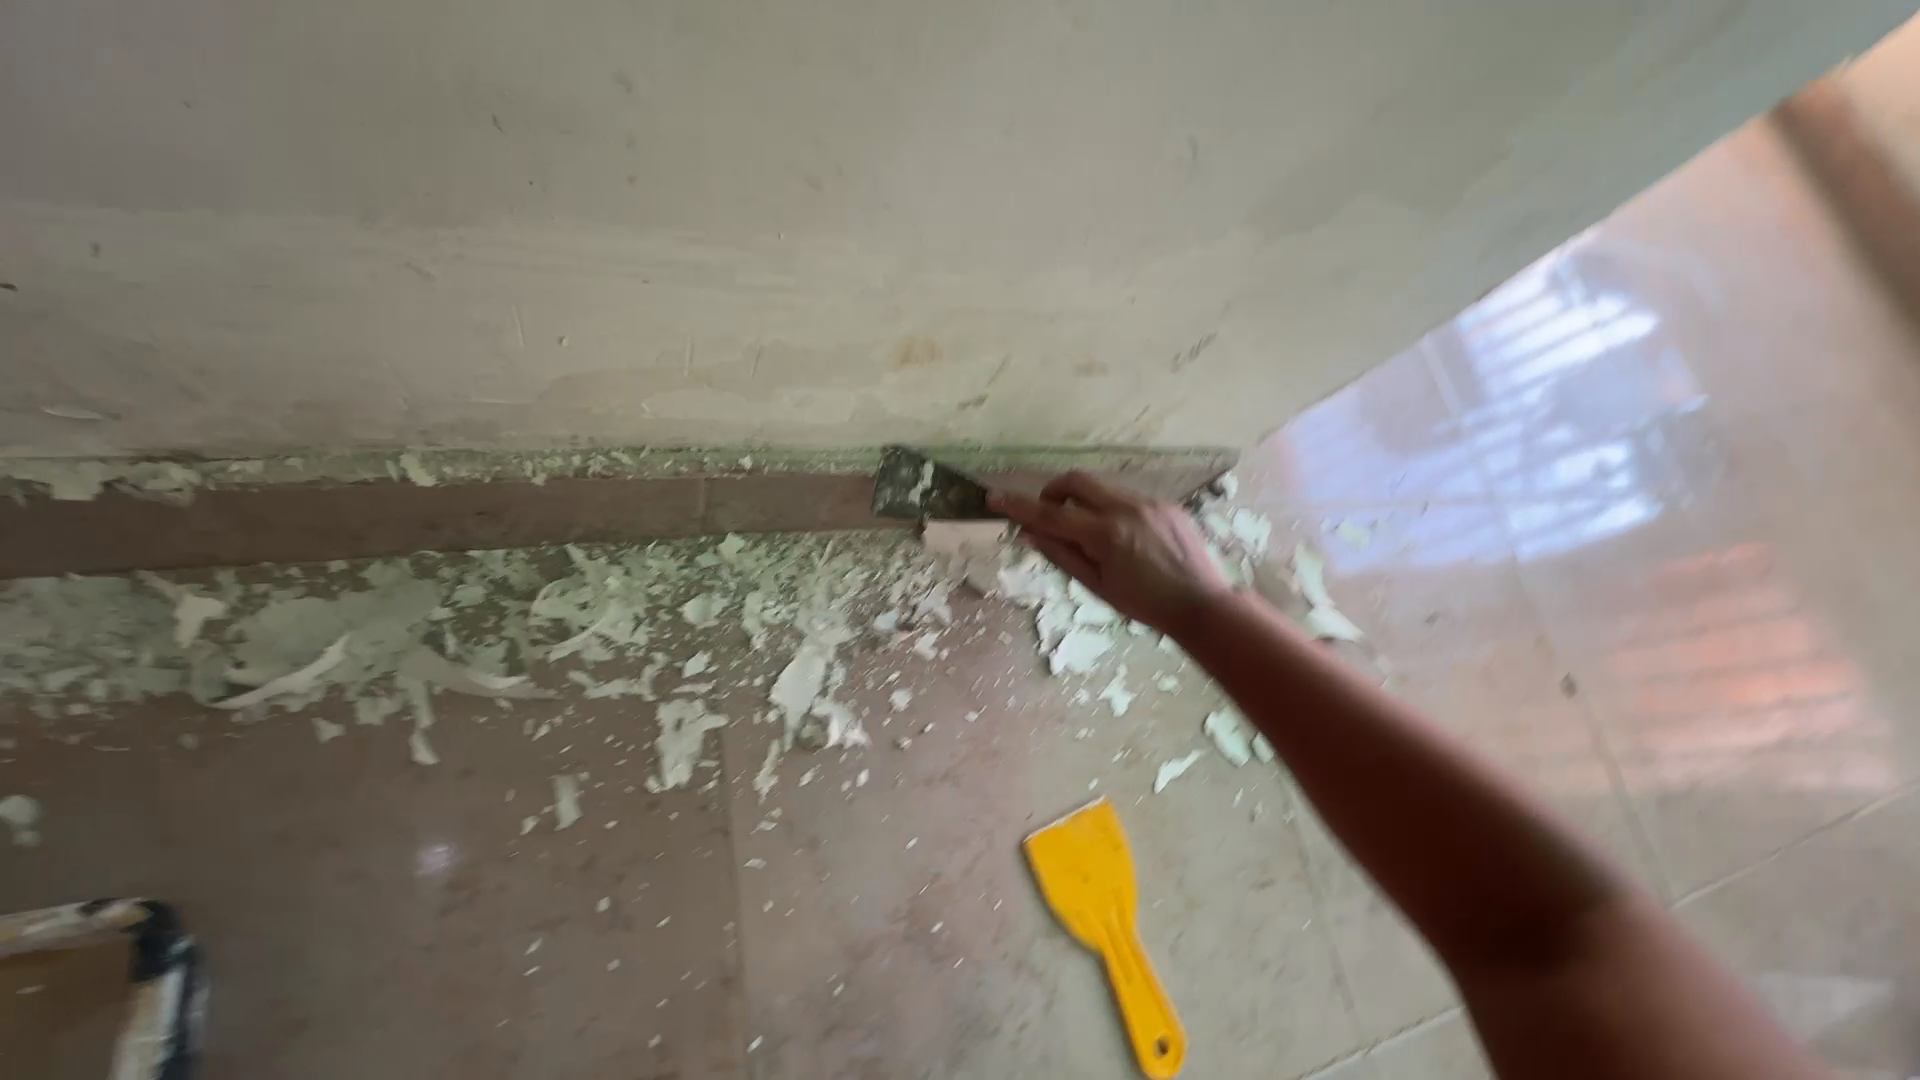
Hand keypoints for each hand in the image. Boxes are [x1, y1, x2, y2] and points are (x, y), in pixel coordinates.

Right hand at [989, 471, 1233, 633]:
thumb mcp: (1097, 587)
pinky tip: (1122, 537)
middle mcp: (1127, 508)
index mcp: (1106, 534)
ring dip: (1084, 501)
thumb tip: (1029, 533)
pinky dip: (1110, 508)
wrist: (1202, 604)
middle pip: (1075, 480)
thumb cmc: (1145, 605)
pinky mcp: (1165, 502)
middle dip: (1053, 491)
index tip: (994, 497)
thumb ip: (1061, 555)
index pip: (1051, 514)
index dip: (1019, 506)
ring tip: (1090, 533)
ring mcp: (1149, 501)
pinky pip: (1126, 496)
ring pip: (1102, 487)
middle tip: (1049, 514)